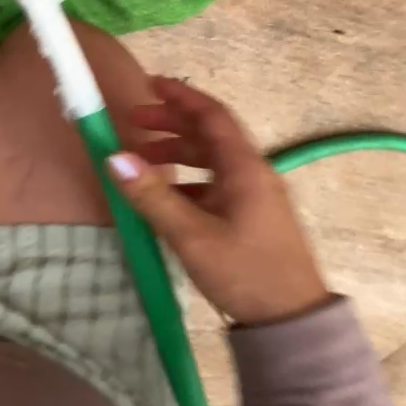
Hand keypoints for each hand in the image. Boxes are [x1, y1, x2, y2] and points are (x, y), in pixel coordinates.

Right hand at [106, 77, 328, 326]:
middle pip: (210, 134)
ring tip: (142, 156)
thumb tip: (114, 158)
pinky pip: (213, 183)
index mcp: (245, 169)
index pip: (212, 116)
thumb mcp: (191, 235)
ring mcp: (253, 196)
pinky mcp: (250, 217)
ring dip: (176, 150)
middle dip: (171, 122)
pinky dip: (185, 177)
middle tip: (133, 120)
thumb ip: (152, 195)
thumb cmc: (244, 272)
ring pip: (211, 159)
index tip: (150, 83)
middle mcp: (252, 174)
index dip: (181, 96)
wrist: (291, 322)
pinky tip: (163, 193)